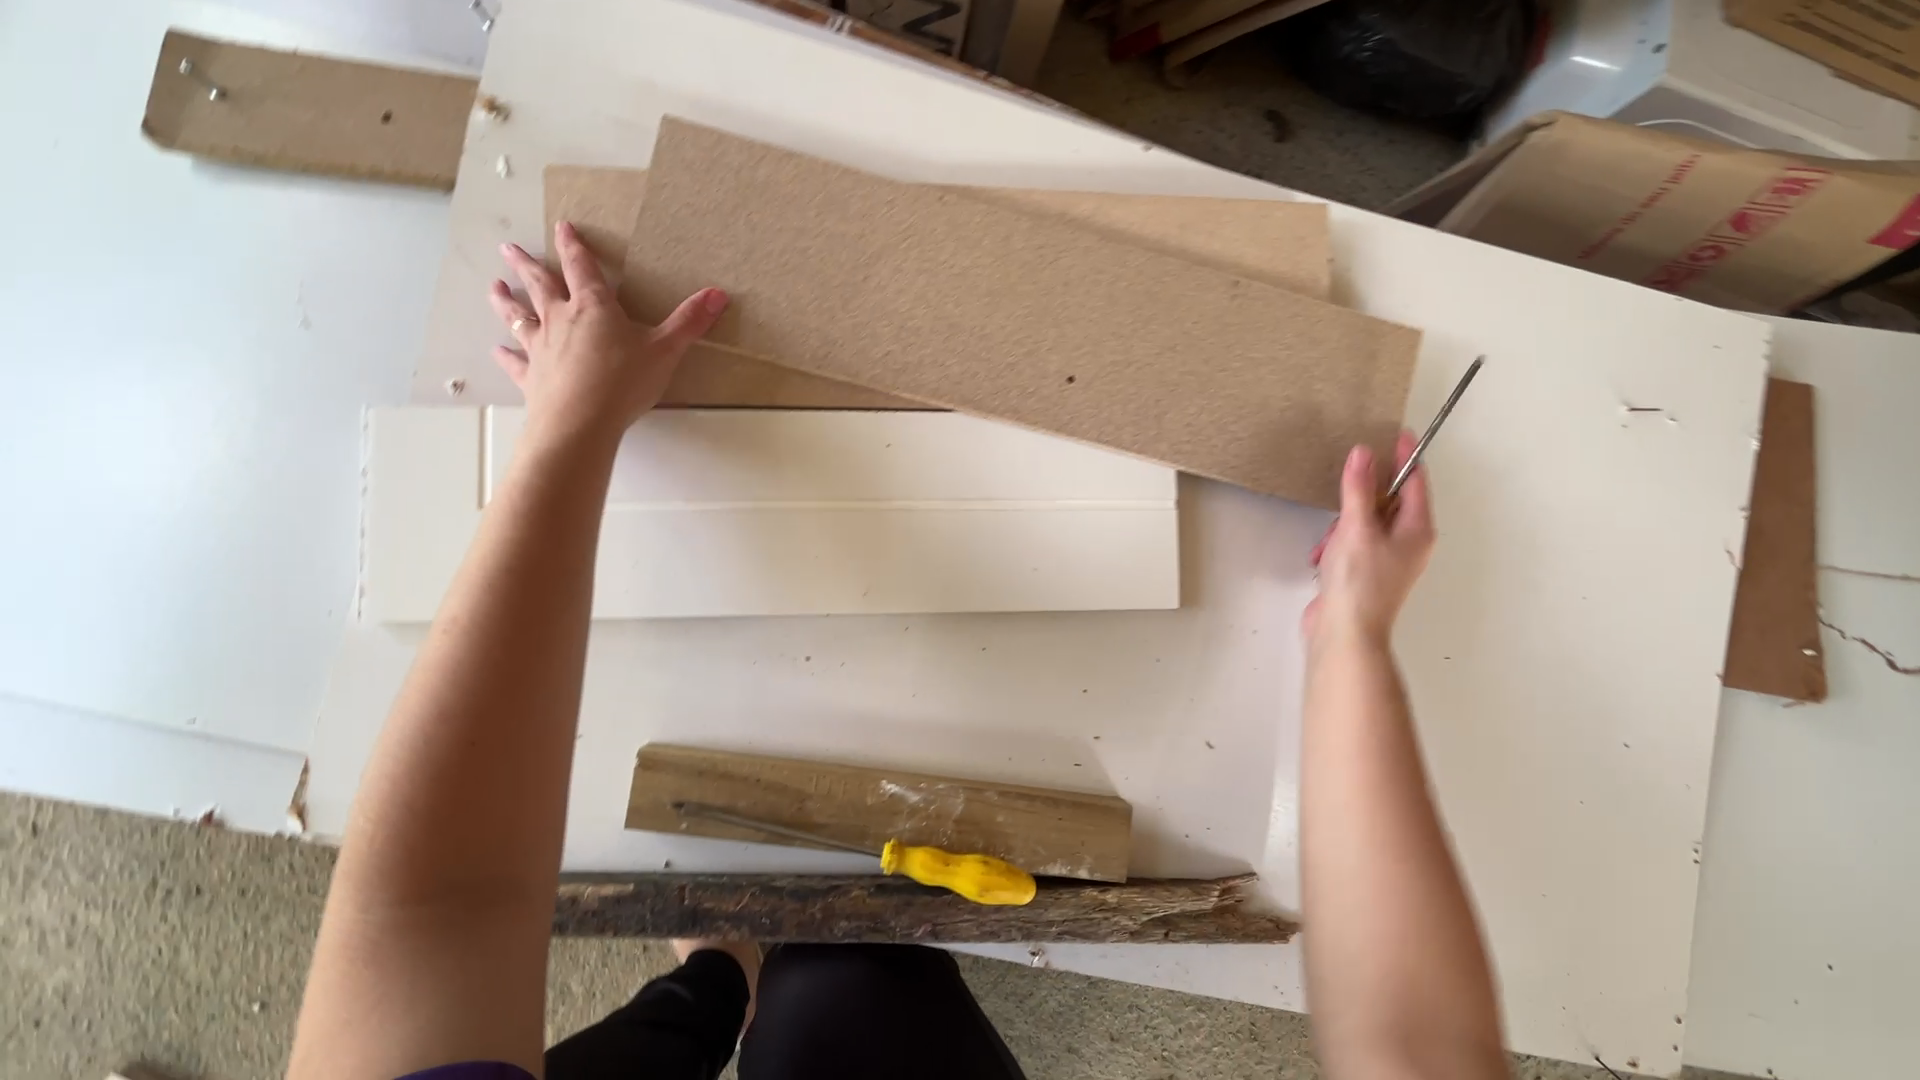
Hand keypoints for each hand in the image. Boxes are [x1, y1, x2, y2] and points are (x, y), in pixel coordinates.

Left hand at [488, 221, 726, 446]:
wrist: (580, 423)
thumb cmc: (623, 383)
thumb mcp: (665, 350)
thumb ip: (689, 322)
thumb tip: (718, 294)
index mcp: (594, 308)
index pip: (582, 268)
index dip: (573, 246)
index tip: (562, 226)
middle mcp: (561, 320)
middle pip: (540, 286)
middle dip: (527, 265)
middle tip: (508, 249)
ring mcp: (541, 348)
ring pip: (518, 318)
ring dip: (505, 301)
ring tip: (494, 287)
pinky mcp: (532, 377)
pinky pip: (515, 362)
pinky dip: (506, 355)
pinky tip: (497, 350)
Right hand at [1302, 432, 1435, 643]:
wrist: (1344, 633)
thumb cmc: (1358, 582)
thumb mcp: (1356, 528)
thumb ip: (1359, 489)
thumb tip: (1364, 454)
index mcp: (1417, 530)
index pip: (1414, 482)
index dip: (1405, 457)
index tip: (1397, 433)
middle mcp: (1408, 544)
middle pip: (1387, 503)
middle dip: (1360, 499)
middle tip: (1344, 500)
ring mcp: (1386, 561)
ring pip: (1364, 524)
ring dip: (1342, 526)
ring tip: (1331, 543)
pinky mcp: (1364, 574)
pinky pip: (1350, 544)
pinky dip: (1335, 545)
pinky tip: (1322, 558)